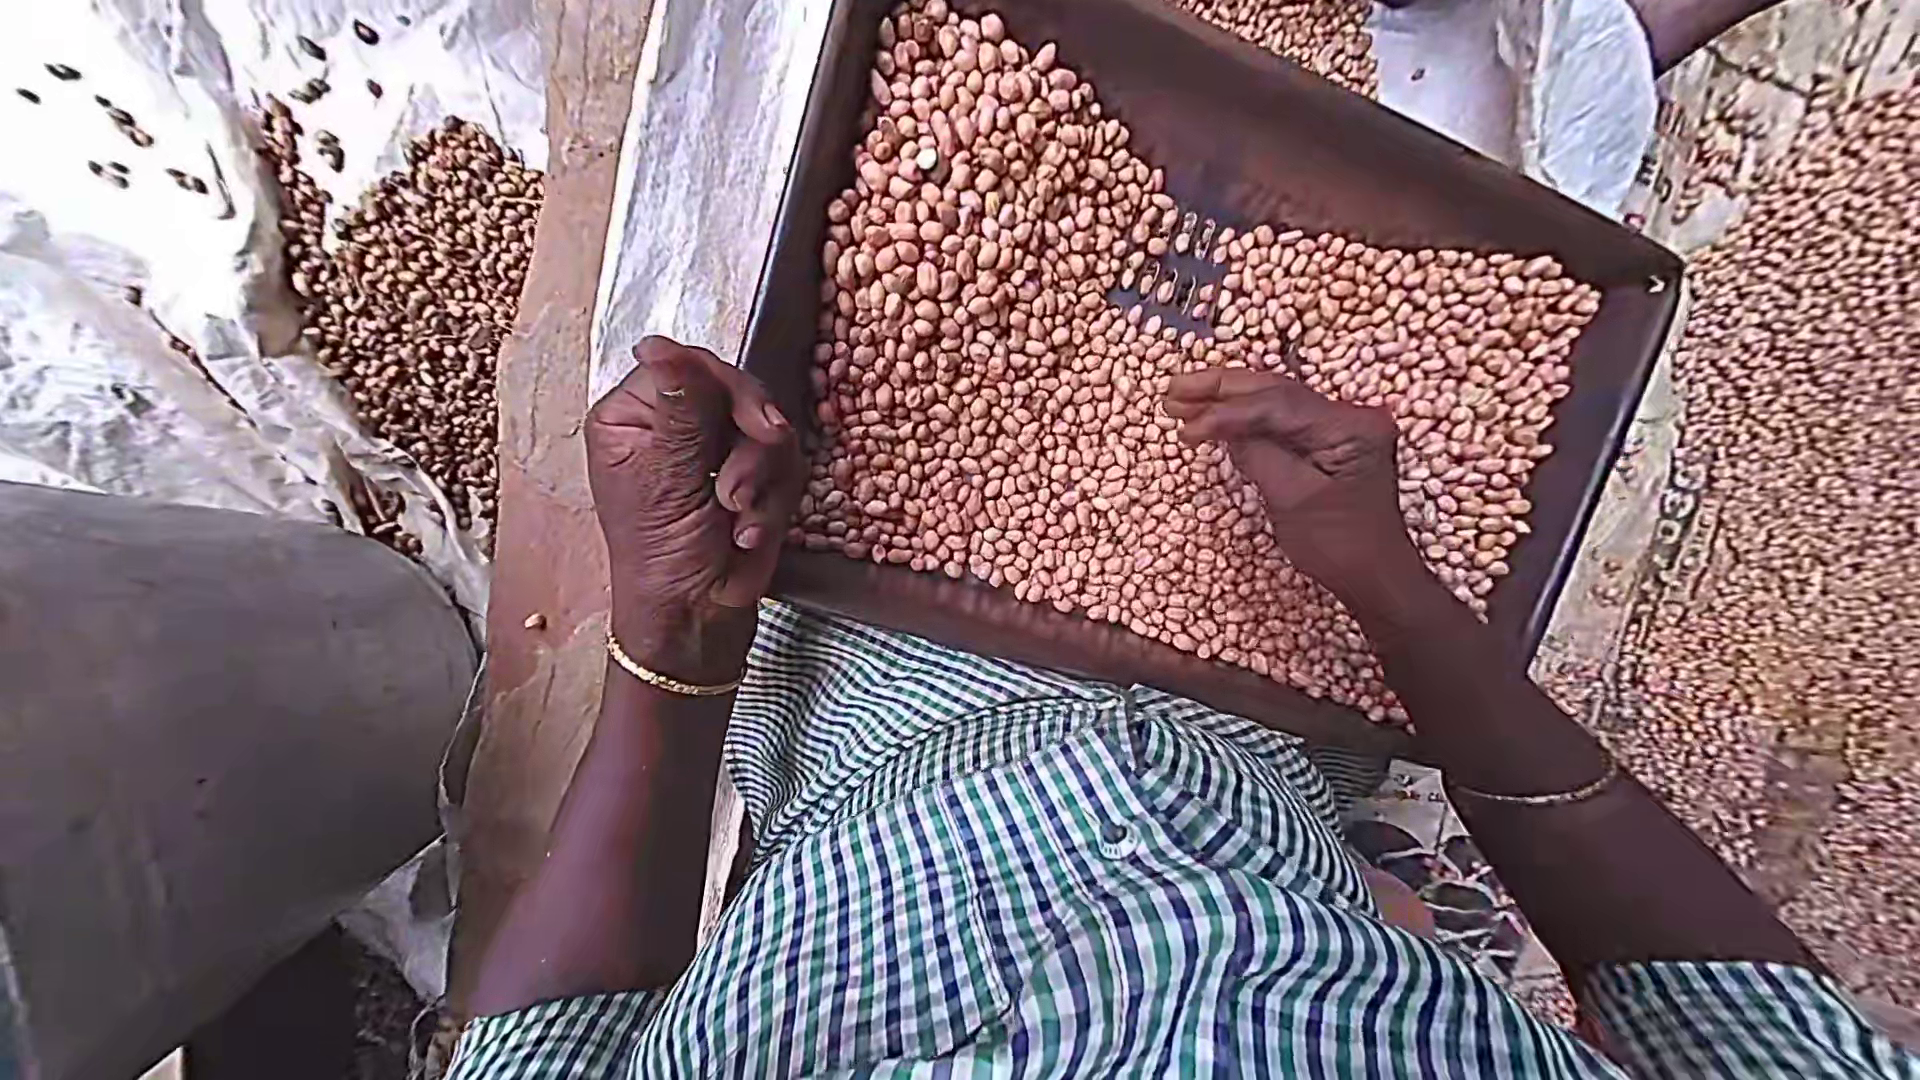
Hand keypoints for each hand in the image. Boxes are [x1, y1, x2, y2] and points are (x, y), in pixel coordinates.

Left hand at [586, 337, 799, 683]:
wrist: (700, 614)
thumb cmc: (663, 554)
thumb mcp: (667, 484)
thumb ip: (680, 414)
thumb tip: (660, 344)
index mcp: (639, 417)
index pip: (687, 367)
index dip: (727, 387)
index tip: (758, 422)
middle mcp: (682, 425)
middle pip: (738, 393)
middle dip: (752, 444)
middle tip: (743, 489)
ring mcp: (724, 450)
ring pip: (771, 431)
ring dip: (762, 481)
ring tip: (739, 521)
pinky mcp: (759, 476)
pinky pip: (787, 466)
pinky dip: (774, 503)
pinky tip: (750, 533)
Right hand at [1163, 368, 1437, 623]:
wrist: (1374, 575)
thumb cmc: (1340, 545)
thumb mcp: (1294, 500)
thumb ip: (1258, 456)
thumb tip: (1224, 430)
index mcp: (1350, 426)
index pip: (1277, 405)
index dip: (1226, 413)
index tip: (1187, 428)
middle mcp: (1346, 416)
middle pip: (1272, 390)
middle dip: (1219, 389)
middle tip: (1173, 388)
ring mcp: (1335, 428)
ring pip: (1270, 402)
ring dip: (1224, 401)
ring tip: (1179, 399)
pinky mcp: (1321, 444)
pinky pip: (1274, 423)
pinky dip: (1239, 421)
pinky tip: (1209, 419)